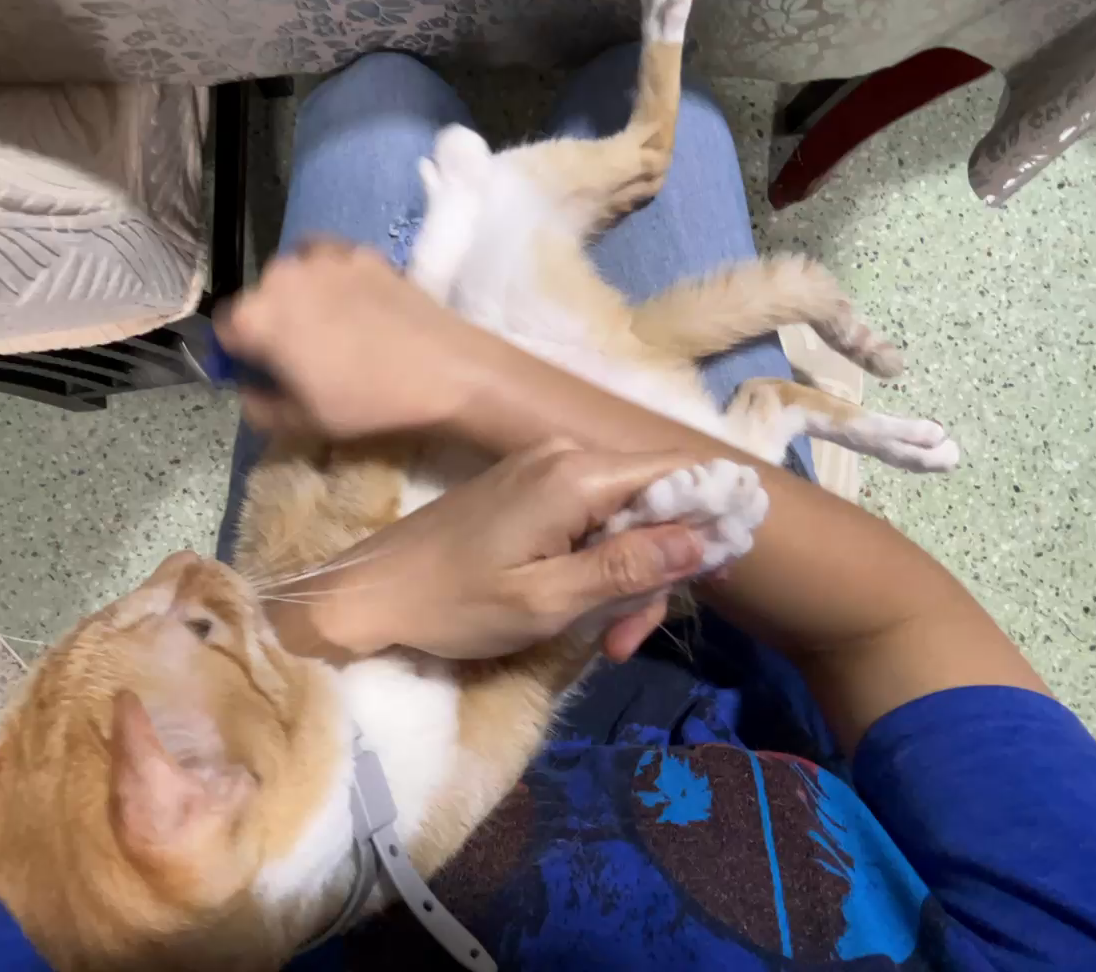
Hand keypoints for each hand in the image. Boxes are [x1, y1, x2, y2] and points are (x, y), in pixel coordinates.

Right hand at [212, 237, 501, 438]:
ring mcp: (322, 258)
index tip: (263, 373)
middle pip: (259, 300)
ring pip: (293, 277)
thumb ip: (257, 407)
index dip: (240, 355)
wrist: (444, 370)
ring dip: (300, 297)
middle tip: (303, 356)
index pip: (224, 332)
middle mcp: (279, 277)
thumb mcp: (303, 422)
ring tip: (332, 328)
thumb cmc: (368, 402)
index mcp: (255, 318)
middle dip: (271, 324)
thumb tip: (249, 389)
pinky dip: (330, 276)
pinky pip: (328, 259)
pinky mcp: (361, 251)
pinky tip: (353, 301)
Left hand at [269, 442, 706, 661]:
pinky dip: (595, 563)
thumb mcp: (549, 600)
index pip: (677, 471)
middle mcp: (565, 456)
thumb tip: (706, 539)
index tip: (723, 569)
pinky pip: (586, 519)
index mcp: (576, 474)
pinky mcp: (526, 490)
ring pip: (619, 517)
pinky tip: (581, 609)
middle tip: (631, 637)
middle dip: (656, 570)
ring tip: (606, 639)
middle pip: (650, 502)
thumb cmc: (456, 602)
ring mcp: (542, 470)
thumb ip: (628, 566)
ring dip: (624, 577)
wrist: (372, 591)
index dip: (713, 512)